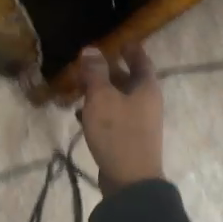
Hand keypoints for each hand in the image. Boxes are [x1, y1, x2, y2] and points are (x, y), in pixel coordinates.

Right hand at [76, 44, 163, 194]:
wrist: (130, 180)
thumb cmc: (118, 133)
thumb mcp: (102, 98)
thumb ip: (95, 72)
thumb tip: (92, 49)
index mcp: (146, 87)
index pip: (140, 59)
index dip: (129, 49)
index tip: (117, 41)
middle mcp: (146, 101)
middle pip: (127, 78)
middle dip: (106, 71)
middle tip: (84, 65)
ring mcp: (138, 121)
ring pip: (117, 98)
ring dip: (98, 91)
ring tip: (76, 88)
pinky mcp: (128, 137)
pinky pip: (113, 115)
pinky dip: (98, 110)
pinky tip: (80, 114)